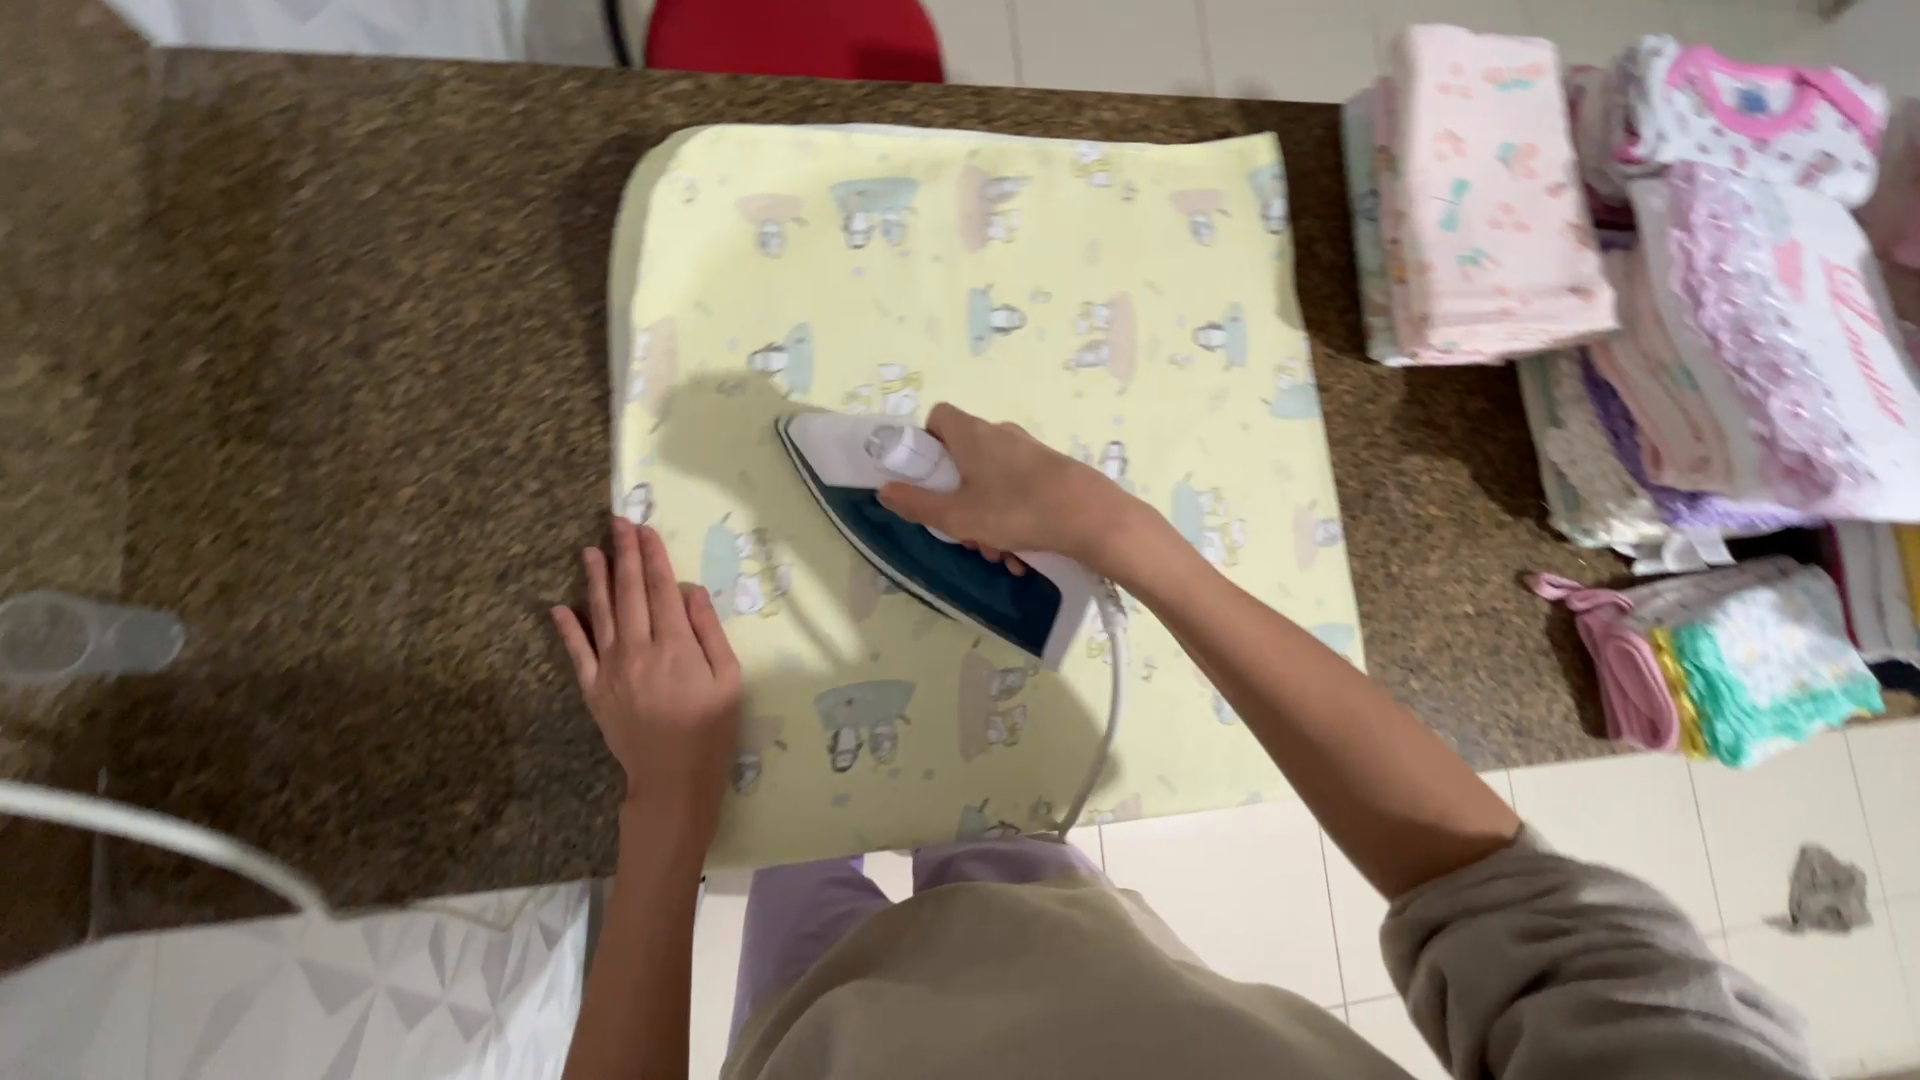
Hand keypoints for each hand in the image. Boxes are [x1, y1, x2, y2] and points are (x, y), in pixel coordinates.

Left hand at [552, 518, 741, 841]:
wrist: (673, 778)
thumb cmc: (711, 729)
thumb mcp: (729, 679)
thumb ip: (710, 633)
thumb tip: (691, 592)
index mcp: (676, 646)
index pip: (661, 589)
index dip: (653, 556)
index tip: (646, 529)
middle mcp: (639, 649)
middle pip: (629, 592)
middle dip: (624, 554)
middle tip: (617, 522)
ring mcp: (611, 669)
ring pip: (601, 614)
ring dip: (596, 579)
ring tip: (590, 550)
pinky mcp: (594, 689)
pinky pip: (577, 653)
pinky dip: (567, 628)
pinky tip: (560, 606)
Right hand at [877, 402, 1150, 575]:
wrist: (1091, 517)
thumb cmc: (1015, 510)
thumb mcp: (957, 516)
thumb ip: (917, 504)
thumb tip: (885, 490)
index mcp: (971, 434)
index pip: (937, 418)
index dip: (926, 446)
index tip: (927, 480)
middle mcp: (1000, 434)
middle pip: (964, 459)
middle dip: (958, 499)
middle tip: (964, 535)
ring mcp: (1029, 452)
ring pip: (992, 482)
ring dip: (987, 519)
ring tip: (998, 554)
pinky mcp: (1052, 471)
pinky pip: (1019, 492)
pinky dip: (1013, 519)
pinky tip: (1022, 554)